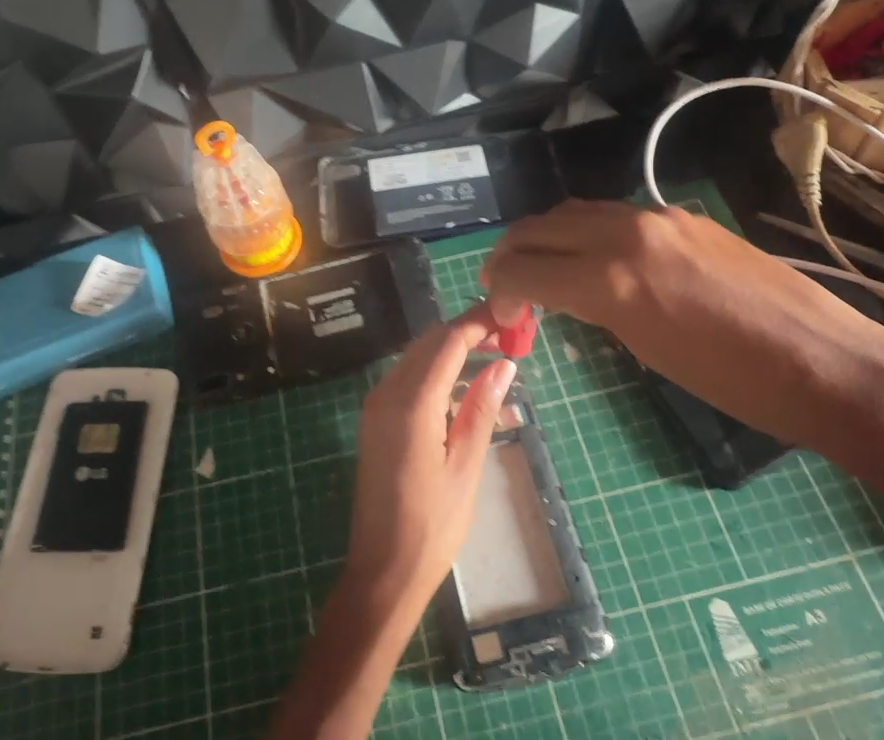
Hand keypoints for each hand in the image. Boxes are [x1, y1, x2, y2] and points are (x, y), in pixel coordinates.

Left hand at [344, 306, 516, 602]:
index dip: (478, 322)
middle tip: (507, 336)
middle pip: (428, 344)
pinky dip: (434, 372)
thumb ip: (481, 409)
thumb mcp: (467, 467)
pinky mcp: (374, 422)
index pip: (447, 342)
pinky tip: (461, 385)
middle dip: (465, 332)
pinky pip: (405, 380)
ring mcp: (375, 408)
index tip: (509, 315)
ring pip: (415, 358)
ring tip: (492, 356)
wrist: (383, 569)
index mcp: (411, 403)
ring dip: (449, 350)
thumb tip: (502, 364)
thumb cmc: (433, 525)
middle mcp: (386, 394)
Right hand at [480, 200, 883, 460]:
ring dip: (548, 236)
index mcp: (611, 277)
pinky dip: (590, 232)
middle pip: (540, 226)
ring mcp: (662, 218)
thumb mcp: (647, 352)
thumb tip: (569, 296)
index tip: (496, 310)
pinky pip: (617, 215)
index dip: (498, 288)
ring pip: (578, 211)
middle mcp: (628, 233)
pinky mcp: (688, 218)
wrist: (830, 363)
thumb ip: (597, 310)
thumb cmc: (737, 385)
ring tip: (543, 268)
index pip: (525, 266)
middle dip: (511, 254)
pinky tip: (599, 261)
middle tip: (503, 284)